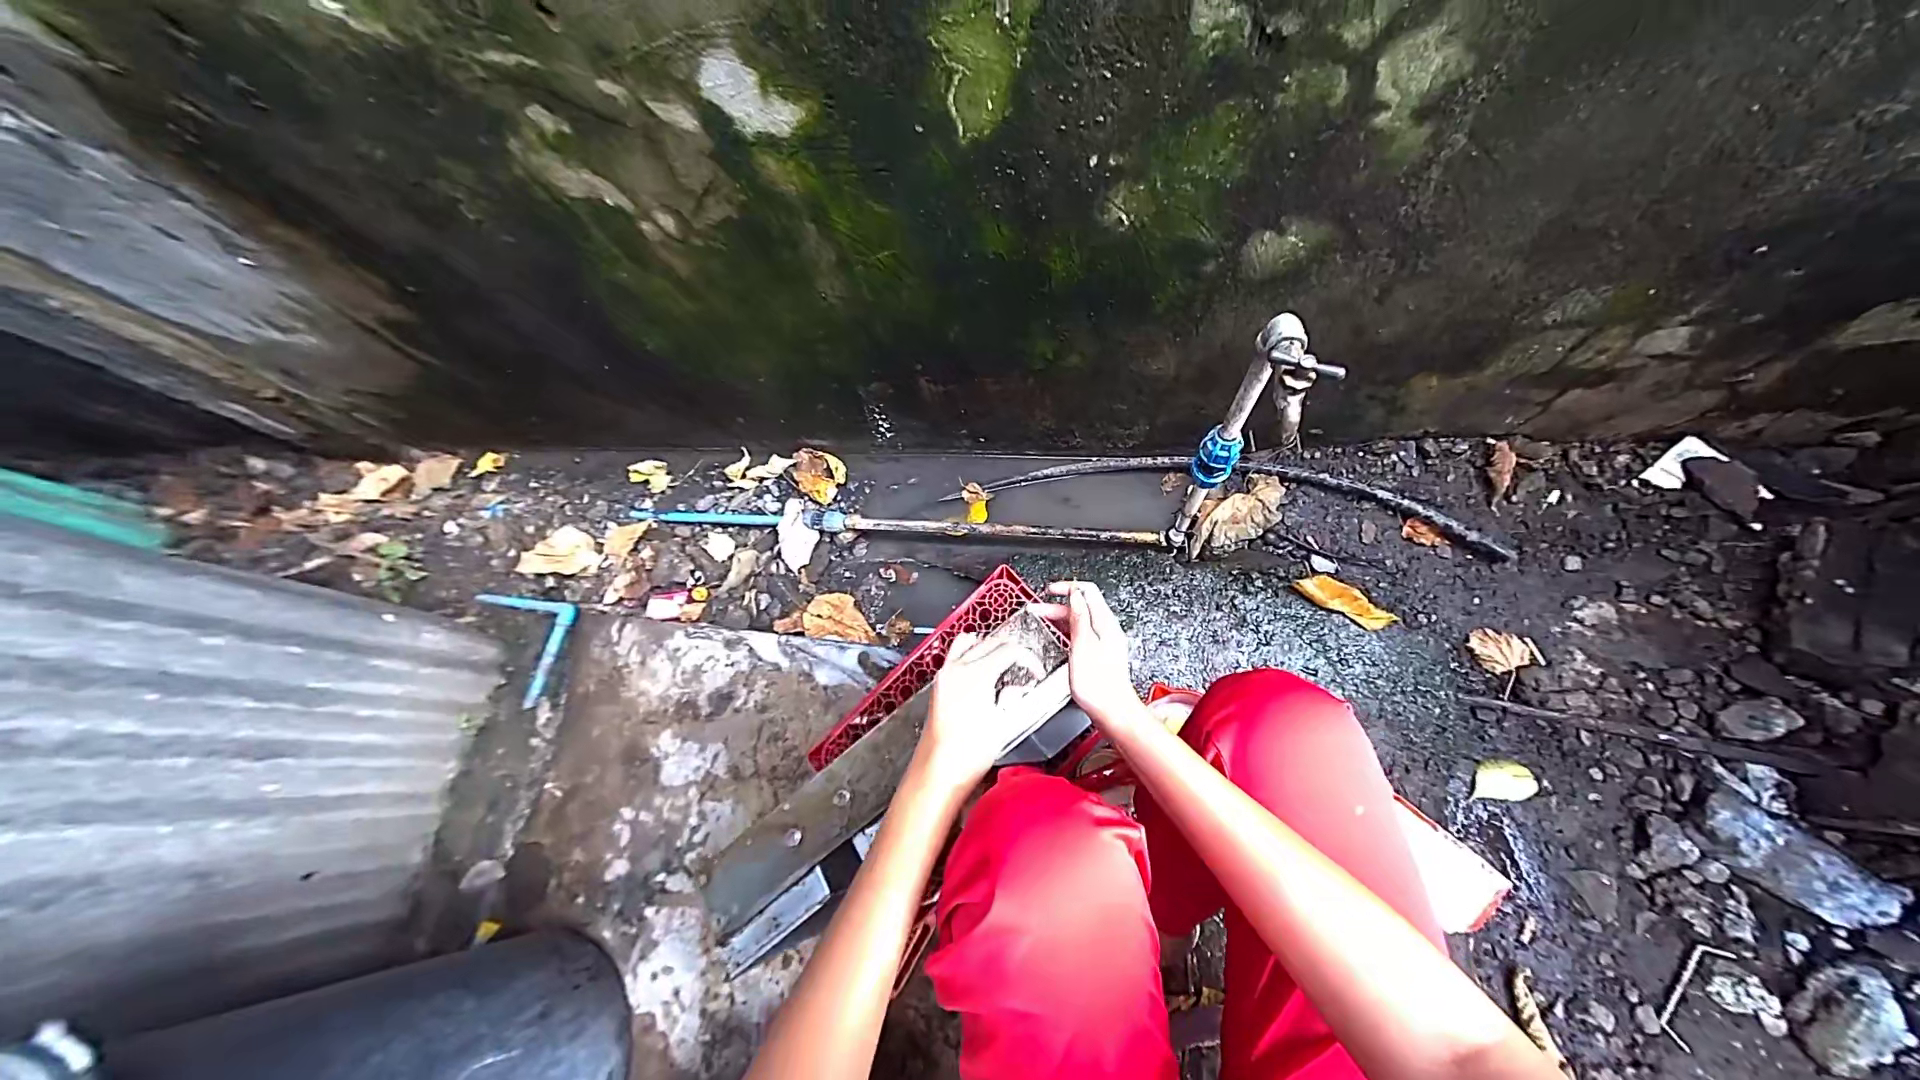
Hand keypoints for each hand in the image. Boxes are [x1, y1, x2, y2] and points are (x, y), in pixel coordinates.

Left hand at [917, 631, 1043, 791]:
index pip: (1010, 649)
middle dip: (1010, 649)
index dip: (1029, 658)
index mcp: (976, 673)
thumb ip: (1014, 698)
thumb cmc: (965, 755)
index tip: (1036, 670)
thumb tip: (1017, 689)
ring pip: (968, 643)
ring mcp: (944, 676)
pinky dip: (970, 656)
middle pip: (989, 641)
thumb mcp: (1003, 725)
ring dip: (987, 646)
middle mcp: (957, 669)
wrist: (938, 773)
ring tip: (1002, 662)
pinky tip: (980, 675)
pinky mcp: (938, 687)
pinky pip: (955, 657)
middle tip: (1024, 665)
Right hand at [1029, 581, 1144, 729]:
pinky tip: (1057, 636)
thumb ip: (1079, 618)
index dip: (1068, 587)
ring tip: (1041, 619)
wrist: (1113, 712)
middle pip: (1082, 606)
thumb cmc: (1099, 685)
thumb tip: (1075, 594)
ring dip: (1060, 616)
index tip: (1050, 590)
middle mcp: (1107, 630)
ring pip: (1080, 620)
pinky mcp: (1100, 654)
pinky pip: (1081, 634)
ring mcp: (1104, 642)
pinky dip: (1066, 630)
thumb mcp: (1082, 646)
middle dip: (1058, 604)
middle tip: (1037, 608)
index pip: (1088, 591)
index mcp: (1105, 623)